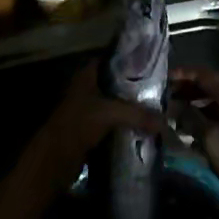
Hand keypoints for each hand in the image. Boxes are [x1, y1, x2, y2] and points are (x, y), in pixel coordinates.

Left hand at [18, 61, 161, 189]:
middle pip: (115, 84)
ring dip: (132, 109)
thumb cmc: (77, 124)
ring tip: (158, 110)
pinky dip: (126, 125)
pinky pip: (113, 123)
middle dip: (136, 89)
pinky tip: (144, 129)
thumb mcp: (109, 113)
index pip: (110, 60)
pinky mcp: (90, 129)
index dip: (130, 62)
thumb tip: (164, 121)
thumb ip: (138, 114)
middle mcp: (86, 88)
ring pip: (115, 104)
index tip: (154, 68)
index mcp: (86, 76)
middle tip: (161, 92)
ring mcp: (87, 109)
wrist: (53, 158)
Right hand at [170, 67, 218, 218]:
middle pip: (211, 87)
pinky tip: (192, 129)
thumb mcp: (211, 138)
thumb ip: (190, 118)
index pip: (205, 75)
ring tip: (174, 113)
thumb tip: (173, 106)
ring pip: (216, 103)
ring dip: (195, 105)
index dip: (183, 74)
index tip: (164, 78)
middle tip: (165, 96)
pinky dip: (205, 118)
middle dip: (188, 90)